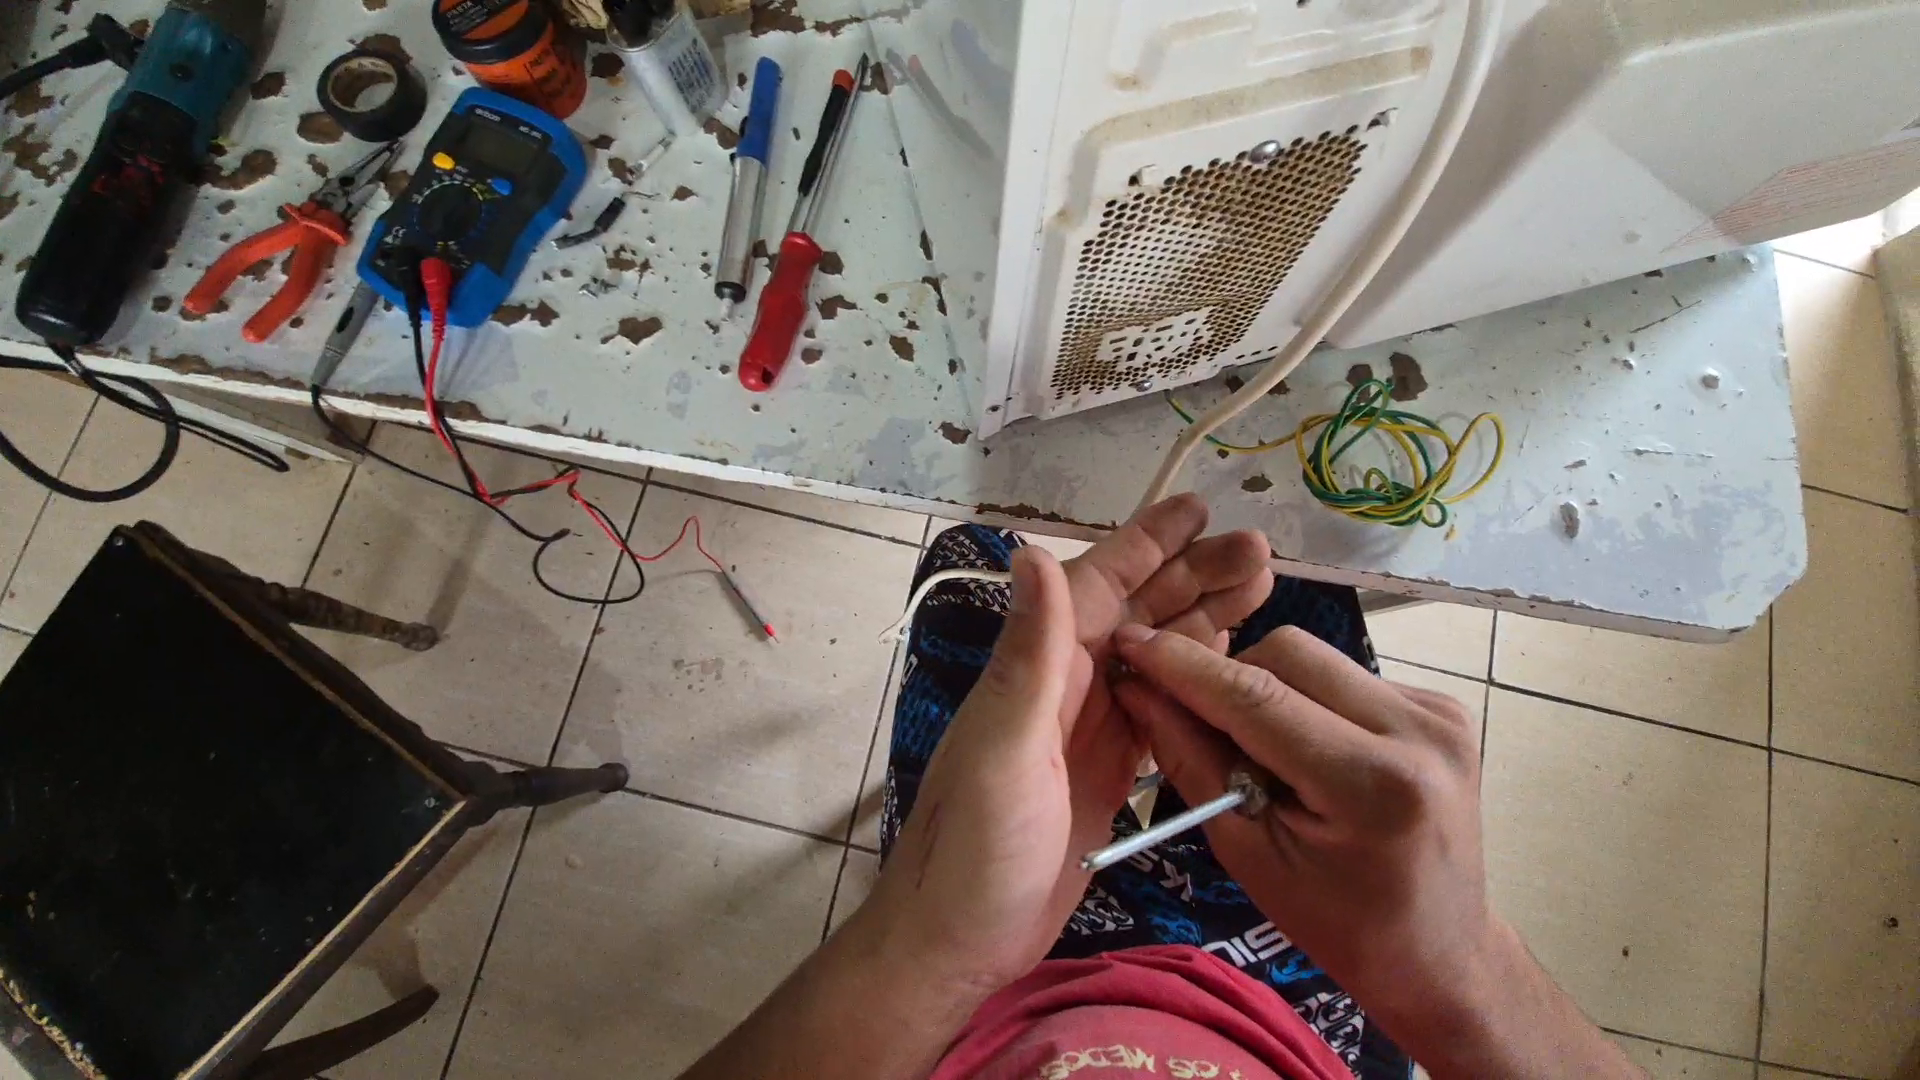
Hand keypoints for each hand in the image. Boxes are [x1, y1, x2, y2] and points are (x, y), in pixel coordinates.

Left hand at [849, 496, 1271, 995]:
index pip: (1099, 584)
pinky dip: (1196, 681)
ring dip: (1203, 621)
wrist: (963, 935)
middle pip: (1139, 612)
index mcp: (1040, 666)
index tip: (1196, 509)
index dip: (1146, 543)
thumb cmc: (977, 845)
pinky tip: (1232, 666)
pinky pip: (1161, 706)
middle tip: (1259, 550)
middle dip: (1194, 575)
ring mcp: (1090, 724)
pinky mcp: (1109, 766)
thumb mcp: (1004, 745)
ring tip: (1259, 590)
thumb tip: (1032, 550)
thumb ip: (1028, 652)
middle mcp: (1065, 682)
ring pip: (1156, 654)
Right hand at [1110, 624, 1501, 1045]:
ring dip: (1265, 684)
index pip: (1254, 697)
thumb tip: (1136, 688)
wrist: (1441, 950)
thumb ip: (1188, 758)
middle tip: (1207, 727)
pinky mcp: (1445, 703)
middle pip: (1285, 653)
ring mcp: (1440, 711)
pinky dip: (1304, 695)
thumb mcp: (1245, 852)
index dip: (1182, 665)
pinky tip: (1311, 748)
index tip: (1127, 641)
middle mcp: (1417, 731)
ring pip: (1312, 654)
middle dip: (1228, 677)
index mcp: (1372, 786)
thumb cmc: (1334, 921)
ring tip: (1266, 747)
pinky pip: (1341, 670)